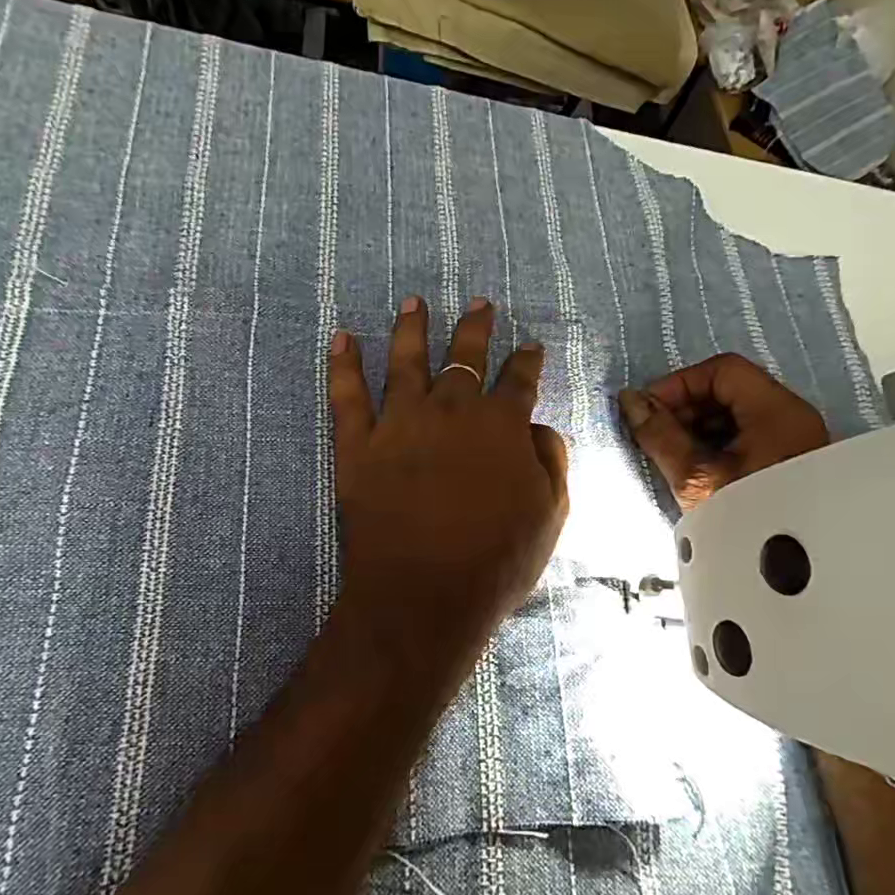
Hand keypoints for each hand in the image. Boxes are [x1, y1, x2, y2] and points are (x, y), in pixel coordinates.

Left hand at [327, 295, 568, 681]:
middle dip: (475, 328)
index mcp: (501, 424)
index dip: (527, 361)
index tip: (529, 347)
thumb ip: (551, 461)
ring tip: (413, 302)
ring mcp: (401, 422)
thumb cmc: (496, 559)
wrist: (423, 592)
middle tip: (480, 304)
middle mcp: (451, 410)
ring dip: (412, 327)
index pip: (519, 381)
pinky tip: (343, 337)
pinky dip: (343, 364)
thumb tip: (539, 428)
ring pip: (407, 361)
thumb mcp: (550, 513)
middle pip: (465, 356)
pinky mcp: (359, 443)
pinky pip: (347, 394)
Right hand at [618, 353, 826, 512]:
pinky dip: (716, 443)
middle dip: (685, 406)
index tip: (648, 410)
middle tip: (656, 433)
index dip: (679, 383)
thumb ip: (659, 434)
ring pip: (737, 415)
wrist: (794, 581)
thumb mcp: (694, 475)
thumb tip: (629, 400)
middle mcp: (793, 419)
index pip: (722, 371)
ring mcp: (795, 442)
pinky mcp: (789, 464)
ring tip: (672, 453)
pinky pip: (747, 437)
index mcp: (777, 412)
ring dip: (698, 426)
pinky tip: (696, 468)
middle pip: (730, 390)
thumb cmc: (745, 520)